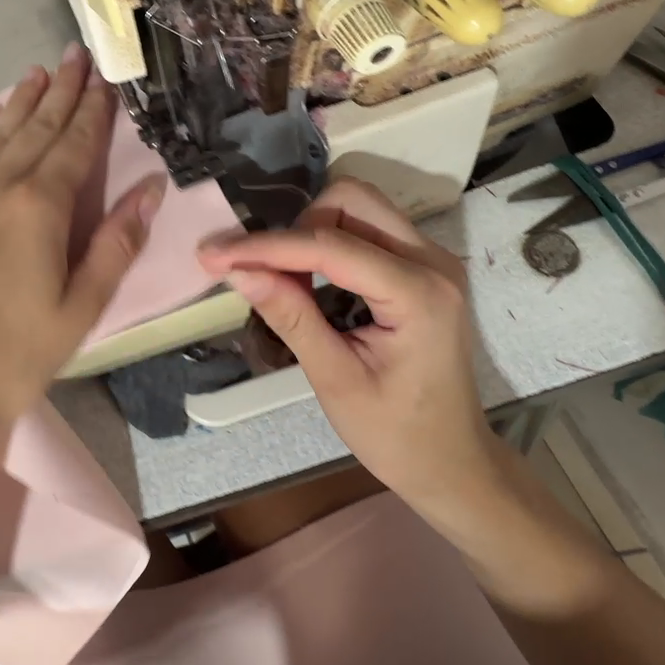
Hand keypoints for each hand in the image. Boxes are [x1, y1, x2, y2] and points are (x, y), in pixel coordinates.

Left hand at [0, 44, 166, 464]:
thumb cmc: (11, 359)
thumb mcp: (79, 310)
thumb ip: (115, 244)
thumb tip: (150, 188)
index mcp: (37, 209)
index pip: (73, 146)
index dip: (92, 112)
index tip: (104, 80)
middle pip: (33, 130)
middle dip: (59, 92)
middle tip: (73, 55)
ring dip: (17, 104)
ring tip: (36, 73)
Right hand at [196, 179, 499, 509]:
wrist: (451, 463)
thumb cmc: (396, 434)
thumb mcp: (335, 379)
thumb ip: (289, 317)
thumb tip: (237, 270)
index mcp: (418, 294)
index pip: (329, 246)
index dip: (265, 247)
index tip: (212, 255)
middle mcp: (432, 262)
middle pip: (350, 201)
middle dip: (296, 227)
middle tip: (264, 270)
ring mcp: (432, 261)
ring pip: (358, 208)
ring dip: (311, 232)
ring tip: (281, 279)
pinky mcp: (422, 268)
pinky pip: (367, 230)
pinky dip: (328, 244)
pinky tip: (308, 282)